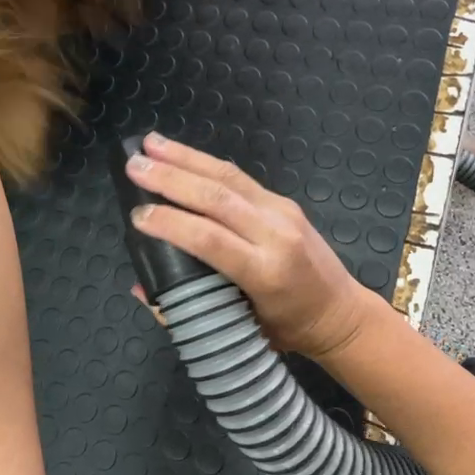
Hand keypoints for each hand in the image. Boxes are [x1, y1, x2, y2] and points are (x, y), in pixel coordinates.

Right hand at [124, 133, 381, 360]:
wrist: (341, 314)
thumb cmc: (287, 329)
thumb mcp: (239, 330)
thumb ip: (188, 311)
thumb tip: (140, 289)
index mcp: (265, 273)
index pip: (211, 239)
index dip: (171, 223)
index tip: (136, 215)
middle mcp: (276, 235)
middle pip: (217, 198)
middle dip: (171, 178)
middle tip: (133, 165)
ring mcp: (283, 213)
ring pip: (229, 177)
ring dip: (186, 157)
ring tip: (149, 144)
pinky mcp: (284, 202)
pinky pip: (240, 178)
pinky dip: (205, 163)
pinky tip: (180, 154)